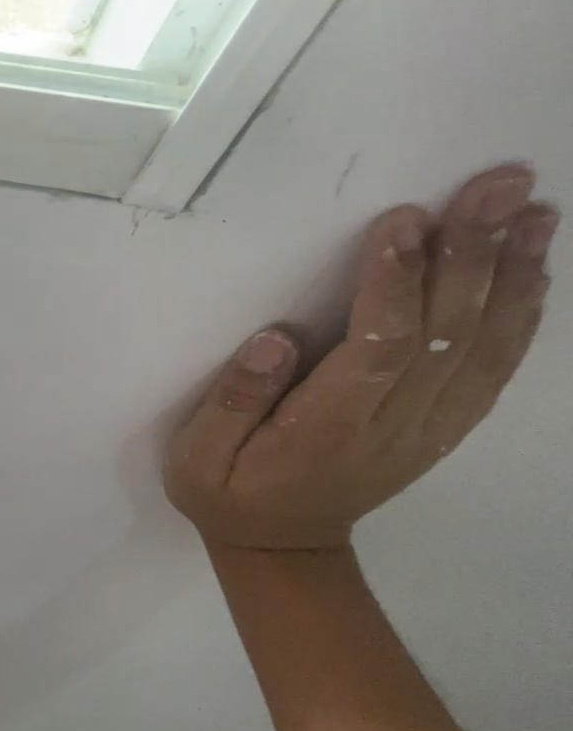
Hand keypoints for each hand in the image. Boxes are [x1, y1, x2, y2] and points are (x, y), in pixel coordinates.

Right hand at [167, 165, 556, 551]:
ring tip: (532, 209)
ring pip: (484, 343)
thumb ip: (232, 403)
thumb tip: (274, 339)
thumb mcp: (197, 459)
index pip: (376, 347)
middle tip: (497, 186)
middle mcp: (393, 424)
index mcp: (327, 429)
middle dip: (472, 254)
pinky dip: (521, 314)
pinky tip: (531, 269)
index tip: (403, 222)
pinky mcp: (446, 423)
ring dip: (511, 273)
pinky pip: (495, 365)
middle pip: (444, 333)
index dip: (395, 283)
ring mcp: (429, 425)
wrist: (284, 544)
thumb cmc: (227, 495)